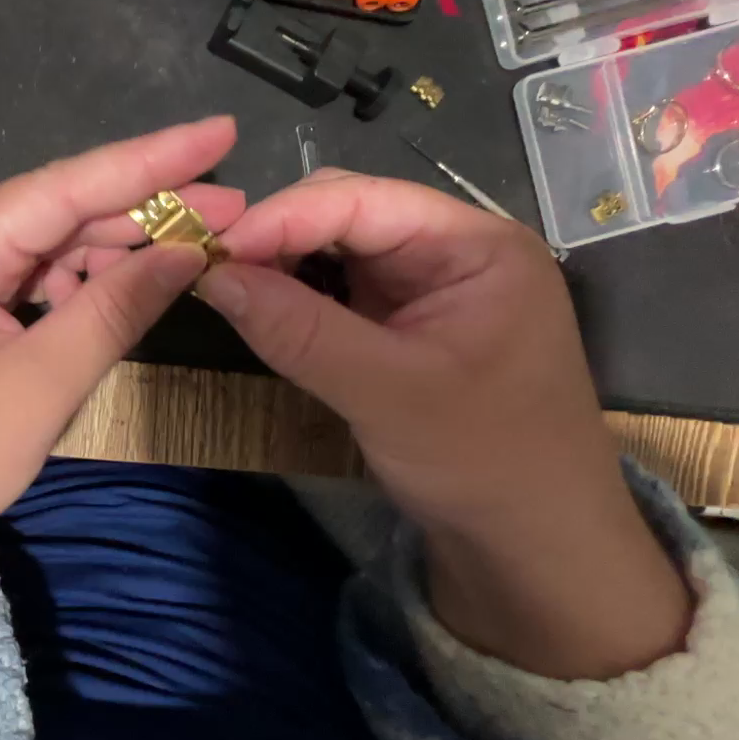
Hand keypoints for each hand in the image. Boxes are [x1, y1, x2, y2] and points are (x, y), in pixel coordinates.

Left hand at [0, 119, 244, 635]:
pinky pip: (36, 286)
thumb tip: (186, 252)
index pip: (64, 187)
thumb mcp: (39, 385)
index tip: (218, 134)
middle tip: (230, 206)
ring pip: (51, 249)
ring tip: (196, 246)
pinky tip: (129, 288)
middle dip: (144, 207)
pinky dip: (85, 287)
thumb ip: (113, 310)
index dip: (148, 160)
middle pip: (59, 212)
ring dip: (119, 248)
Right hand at [195, 170, 688, 677]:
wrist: (529, 539)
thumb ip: (298, 331)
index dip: (279, 218)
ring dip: (276, 263)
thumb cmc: (482, 459)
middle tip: (209, 270)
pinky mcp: (399, 322)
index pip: (359, 200)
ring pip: (331, 249)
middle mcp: (448, 249)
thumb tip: (211, 276)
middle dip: (273, 235)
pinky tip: (261, 310)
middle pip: (344, 213)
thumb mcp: (386, 393)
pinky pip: (332, 289)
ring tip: (225, 287)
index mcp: (472, 245)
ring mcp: (422, 286)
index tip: (211, 251)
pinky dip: (291, 294)